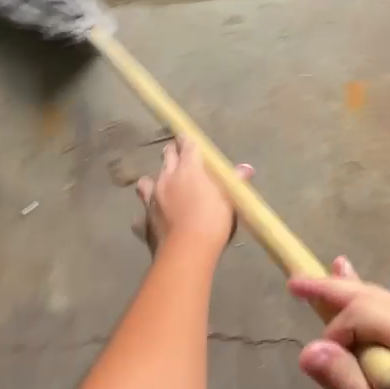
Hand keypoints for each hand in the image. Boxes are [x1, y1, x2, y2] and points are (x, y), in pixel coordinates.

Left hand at [132, 139, 251, 255]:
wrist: (187, 251)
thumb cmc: (214, 219)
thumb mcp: (230, 199)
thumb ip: (234, 181)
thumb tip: (247, 169)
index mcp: (189, 168)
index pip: (187, 145)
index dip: (187, 140)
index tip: (187, 138)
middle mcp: (167, 178)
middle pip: (166, 157)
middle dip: (171, 153)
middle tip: (177, 155)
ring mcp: (152, 198)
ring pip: (146, 180)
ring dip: (154, 180)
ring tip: (161, 185)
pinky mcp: (144, 219)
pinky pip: (142, 210)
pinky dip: (148, 211)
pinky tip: (154, 216)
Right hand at [289, 268, 389, 388]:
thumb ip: (348, 385)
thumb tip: (308, 350)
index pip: (364, 312)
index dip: (334, 328)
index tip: (318, 362)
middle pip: (377, 297)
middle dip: (336, 288)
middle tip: (296, 279)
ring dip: (358, 294)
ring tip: (333, 271)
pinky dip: (377, 312)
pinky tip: (369, 302)